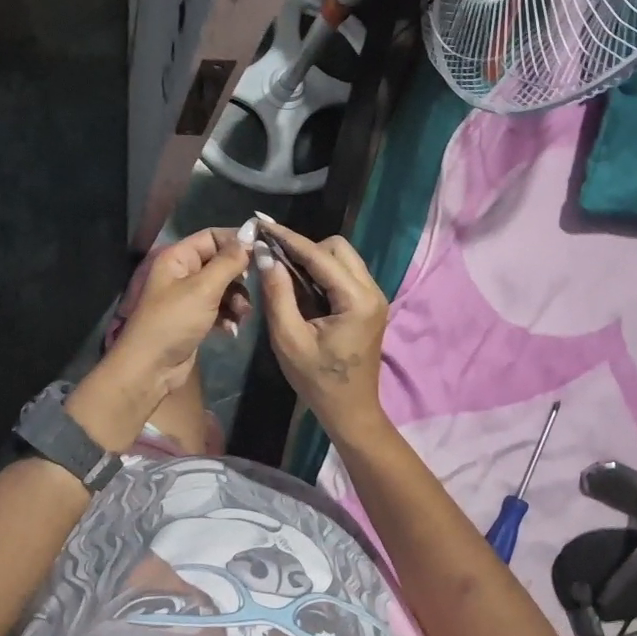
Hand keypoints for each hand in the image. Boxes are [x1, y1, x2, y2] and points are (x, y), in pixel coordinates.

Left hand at [108, 227, 251, 394]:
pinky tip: (232, 329)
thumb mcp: (204, 288)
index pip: (212, 237)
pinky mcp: (193, 320)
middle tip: (255, 286)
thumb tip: (250, 233)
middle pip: (220, 263)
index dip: (237, 240)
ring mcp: (187, 298)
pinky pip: (218, 309)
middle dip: (239, 276)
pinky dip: (228, 316)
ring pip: (222, 288)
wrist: (151, 368)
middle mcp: (182, 273)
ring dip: (237, 299)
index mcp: (177, 257)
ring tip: (243, 314)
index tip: (264, 250)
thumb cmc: (174, 322)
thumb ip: (229, 261)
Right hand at [253, 219, 390, 441]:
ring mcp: (374, 297)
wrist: (350, 411)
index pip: (319, 255)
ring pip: (343, 258)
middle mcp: (372, 291)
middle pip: (338, 248)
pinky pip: (344, 275)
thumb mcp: (288, 339)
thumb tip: (264, 256)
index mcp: (356, 300)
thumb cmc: (317, 380)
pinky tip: (300, 288)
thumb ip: (277, 294)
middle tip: (274, 261)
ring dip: (314, 260)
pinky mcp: (368, 305)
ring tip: (284, 274)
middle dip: (305, 248)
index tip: (262, 224)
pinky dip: (322, 273)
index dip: (288, 238)